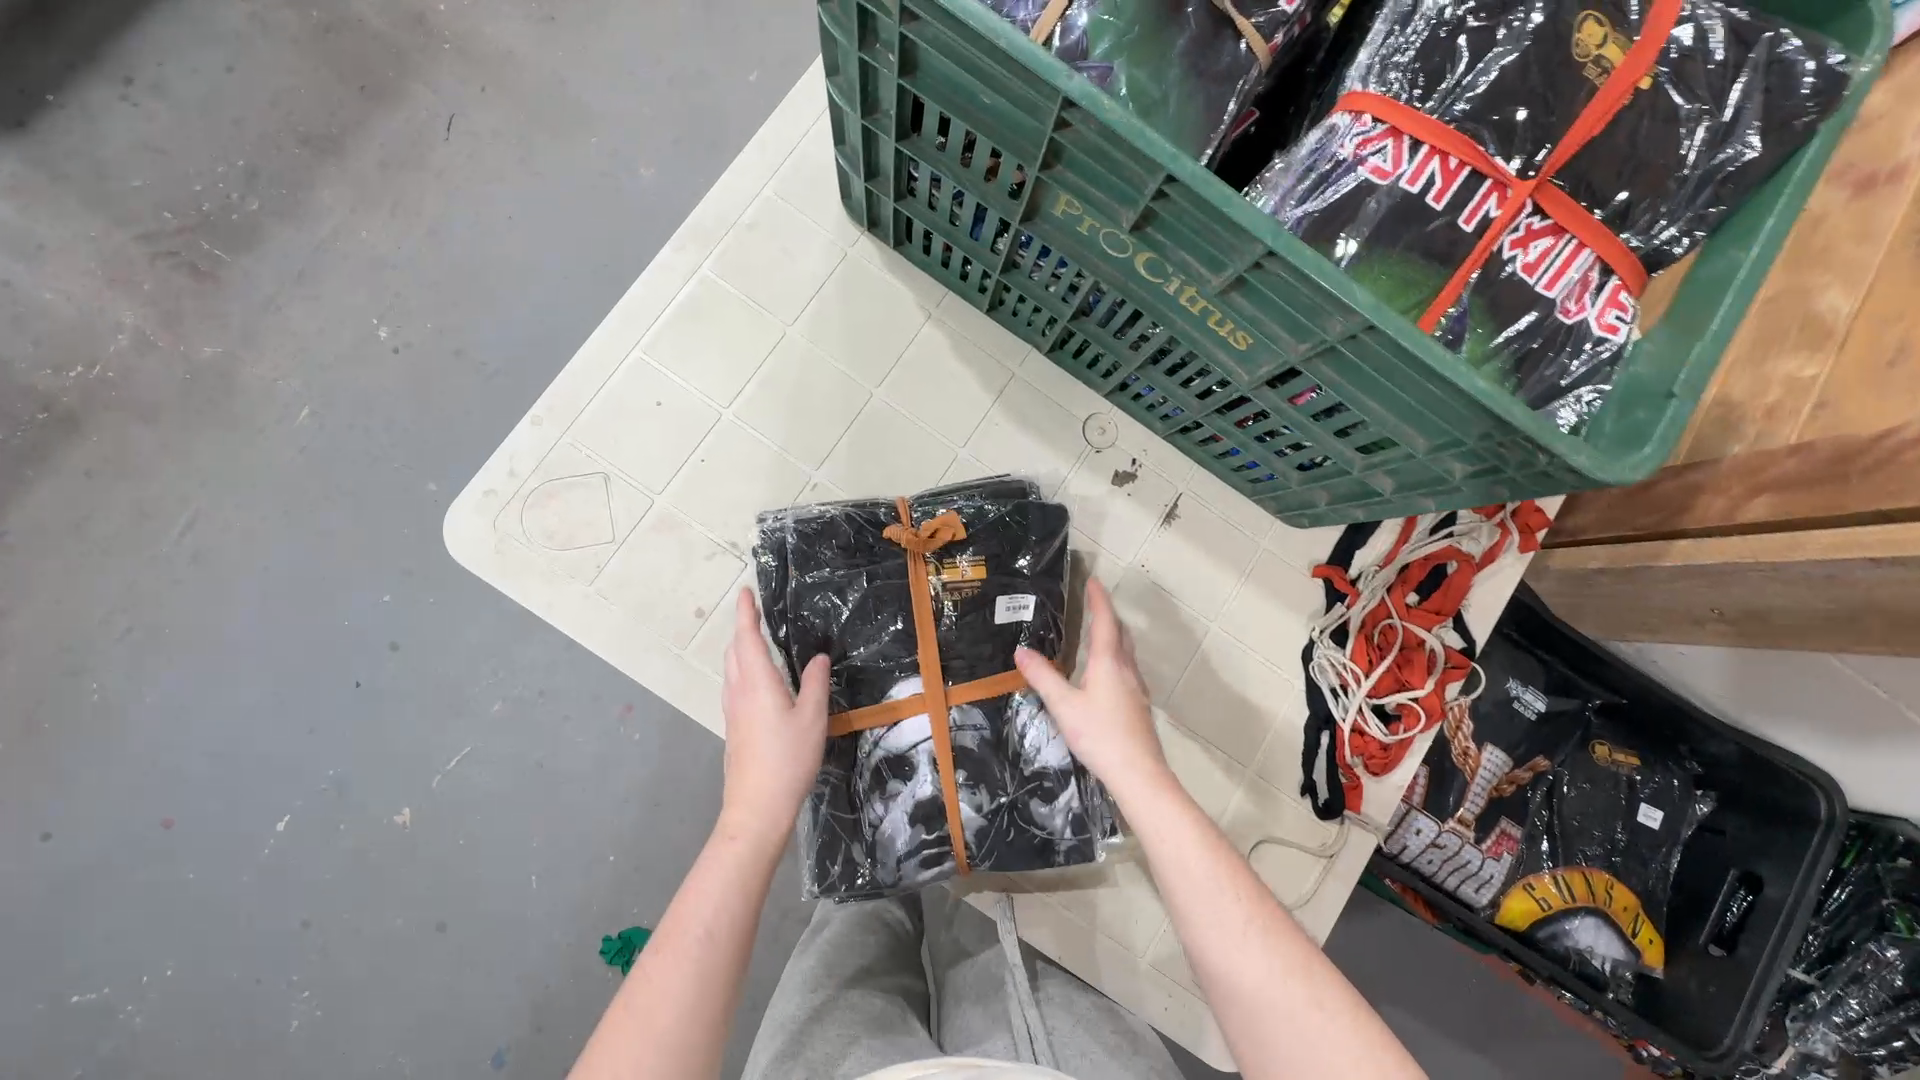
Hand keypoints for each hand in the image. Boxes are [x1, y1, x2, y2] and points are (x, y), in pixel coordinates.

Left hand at [719, 588, 828, 838]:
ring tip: (759, 642)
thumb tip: (817, 657)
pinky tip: (761, 682)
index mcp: (757, 682)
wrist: (756, 807)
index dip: (747, 613)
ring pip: (732, 670)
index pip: (748, 638)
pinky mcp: (734, 728)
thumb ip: (814, 684)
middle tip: (757, 614)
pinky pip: (736, 687)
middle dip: (743, 629)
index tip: (746, 591)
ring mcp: (733, 711)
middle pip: (734, 651)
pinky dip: (744, 671)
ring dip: (742, 650)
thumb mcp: (812, 718)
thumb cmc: (788, 759)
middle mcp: (739, 691)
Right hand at [1014, 579, 1170, 800]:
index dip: (1098, 599)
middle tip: (1093, 604)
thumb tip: (1021, 651)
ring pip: (1127, 653)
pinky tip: (1107, 676)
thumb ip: (1043, 677)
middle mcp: (1127, 670)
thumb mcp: (1064, 706)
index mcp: (1108, 663)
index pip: (1104, 621)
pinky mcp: (1139, 706)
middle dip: (1108, 615)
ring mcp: (1137, 688)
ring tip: (1098, 634)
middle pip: (1121, 633)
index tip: (1093, 580)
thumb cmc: (1100, 736)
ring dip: (1115, 637)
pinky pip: (1128, 670)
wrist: (1138, 773)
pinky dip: (1117, 659)